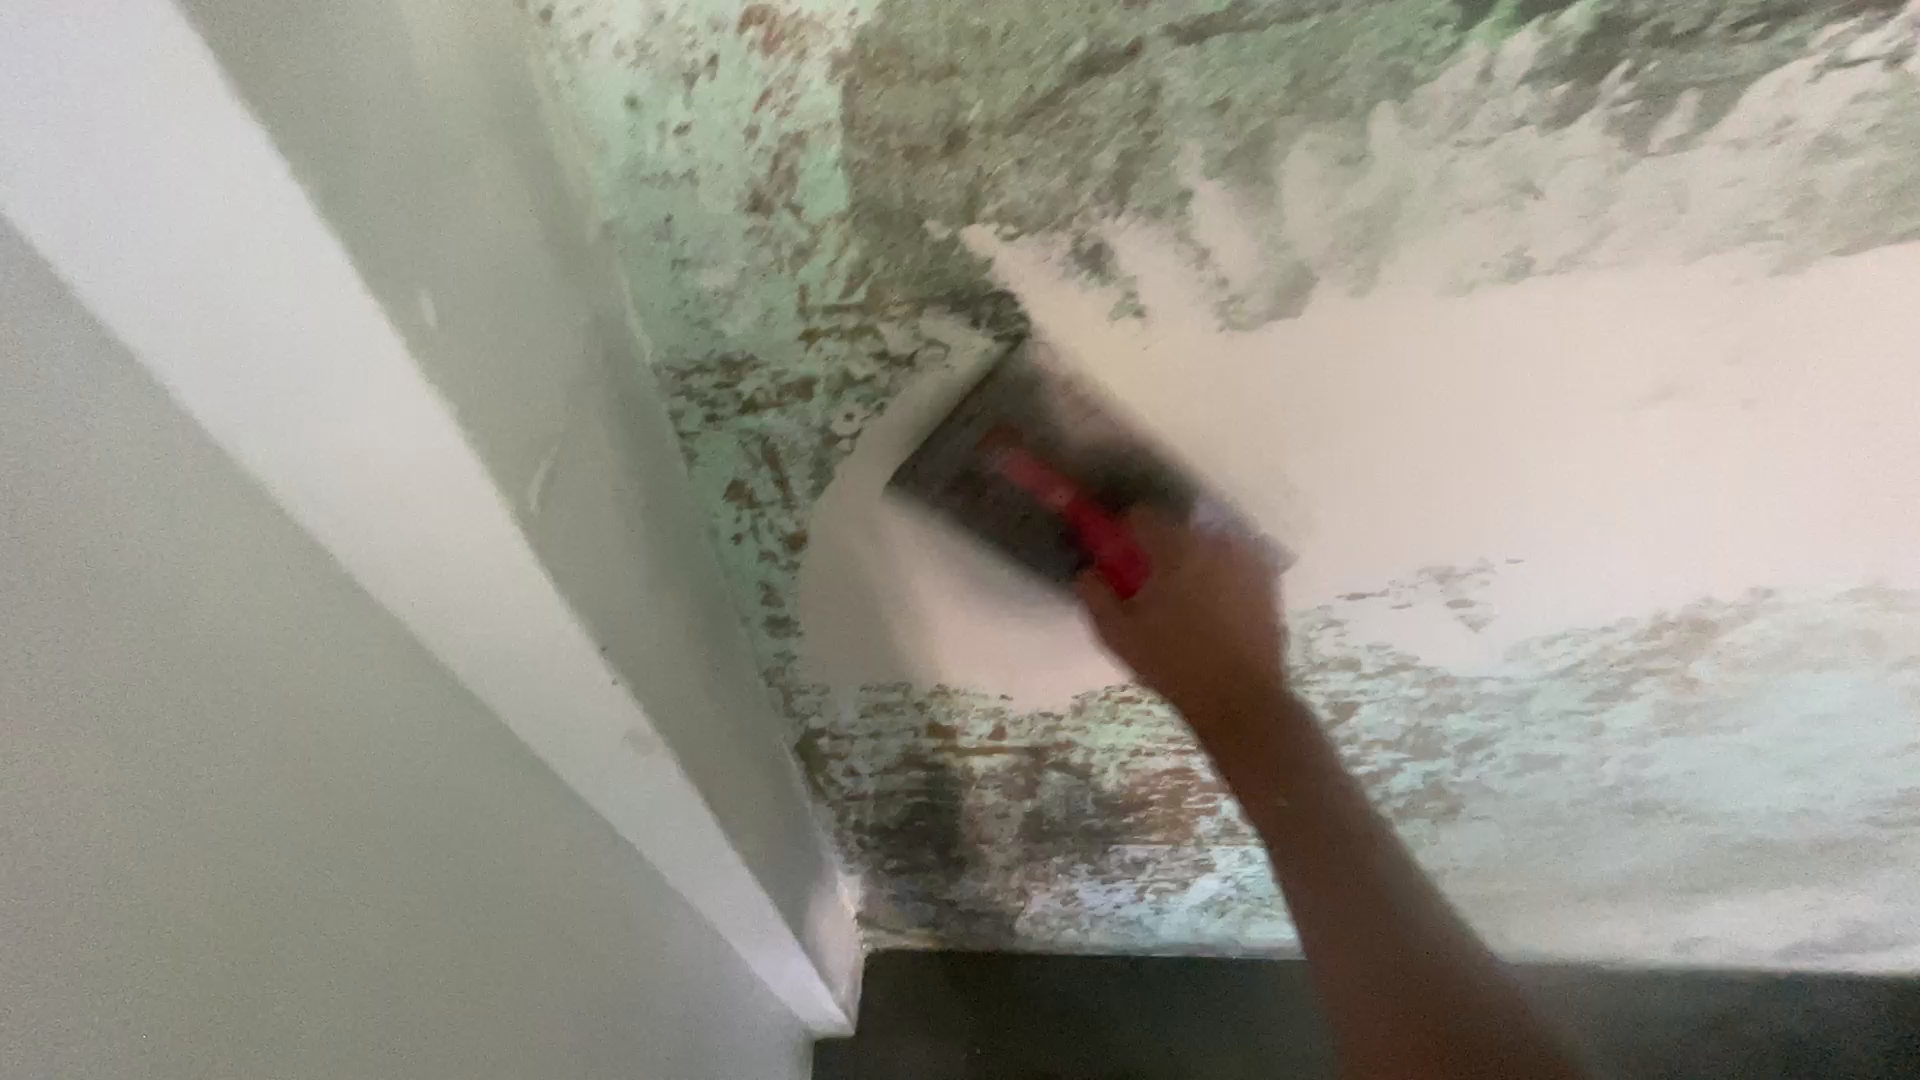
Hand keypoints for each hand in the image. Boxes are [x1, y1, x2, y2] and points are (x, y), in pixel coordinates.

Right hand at [1077, 508, 1288, 724]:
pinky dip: (1220, 576)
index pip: (1141, 515)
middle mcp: (1216, 541)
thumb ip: (1095, 595)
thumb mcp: (1118, 635)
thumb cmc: (1173, 664)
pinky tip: (1214, 610)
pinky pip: (1233, 565)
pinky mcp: (1269, 581)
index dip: (1124, 533)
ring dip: (1192, 561)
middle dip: (1160, 550)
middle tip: (1150, 586)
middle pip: (1177, 530)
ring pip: (1207, 546)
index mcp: (1176, 548)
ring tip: (1185, 602)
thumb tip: (1087, 571)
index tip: (1118, 558)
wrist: (1241, 699)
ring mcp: (1248, 559)